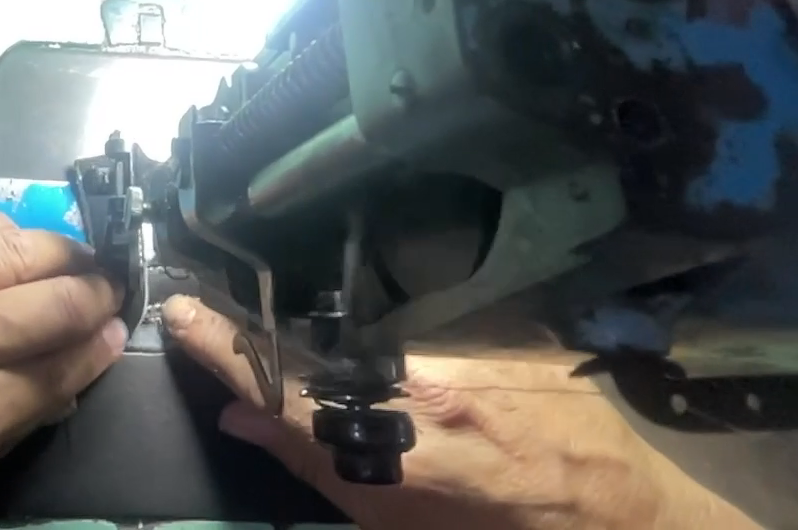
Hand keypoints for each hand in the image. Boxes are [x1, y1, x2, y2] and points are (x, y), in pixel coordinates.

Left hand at [0, 208, 125, 529]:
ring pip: (22, 245)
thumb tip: (54, 379)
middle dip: (98, 290)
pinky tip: (10, 233)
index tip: (119, 327)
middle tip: (112, 284)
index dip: (101, 345)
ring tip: (74, 253)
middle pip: (59, 297)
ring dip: (60, 249)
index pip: (67, 366)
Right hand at [161, 295, 760, 529]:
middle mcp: (418, 373)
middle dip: (261, 311)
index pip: (279, 379)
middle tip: (223, 297)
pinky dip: (382, 298)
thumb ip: (309, 461)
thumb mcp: (393, 518)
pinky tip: (387, 308)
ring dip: (322, 306)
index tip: (178, 309)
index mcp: (388, 437)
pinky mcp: (490, 309)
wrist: (619, 518)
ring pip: (360, 303)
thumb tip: (234, 417)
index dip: (221, 343)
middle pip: (312, 327)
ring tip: (302, 305)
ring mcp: (460, 334)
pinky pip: (411, 290)